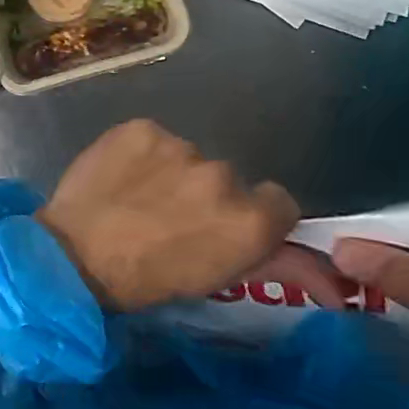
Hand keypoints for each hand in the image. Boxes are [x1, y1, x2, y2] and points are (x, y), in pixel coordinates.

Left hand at [35, 120, 346, 312]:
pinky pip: (151, 138)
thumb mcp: (216, 279)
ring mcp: (179, 146)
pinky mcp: (139, 128)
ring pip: (186, 156)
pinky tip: (118, 175)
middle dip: (204, 194)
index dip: (249, 214)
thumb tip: (336, 280)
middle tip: (167, 217)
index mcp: (252, 219)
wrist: (72, 255)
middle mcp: (224, 175)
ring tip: (135, 196)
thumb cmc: (145, 279)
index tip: (219, 226)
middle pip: (227, 177)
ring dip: (170, 171)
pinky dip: (138, 153)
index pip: (278, 201)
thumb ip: (278, 265)